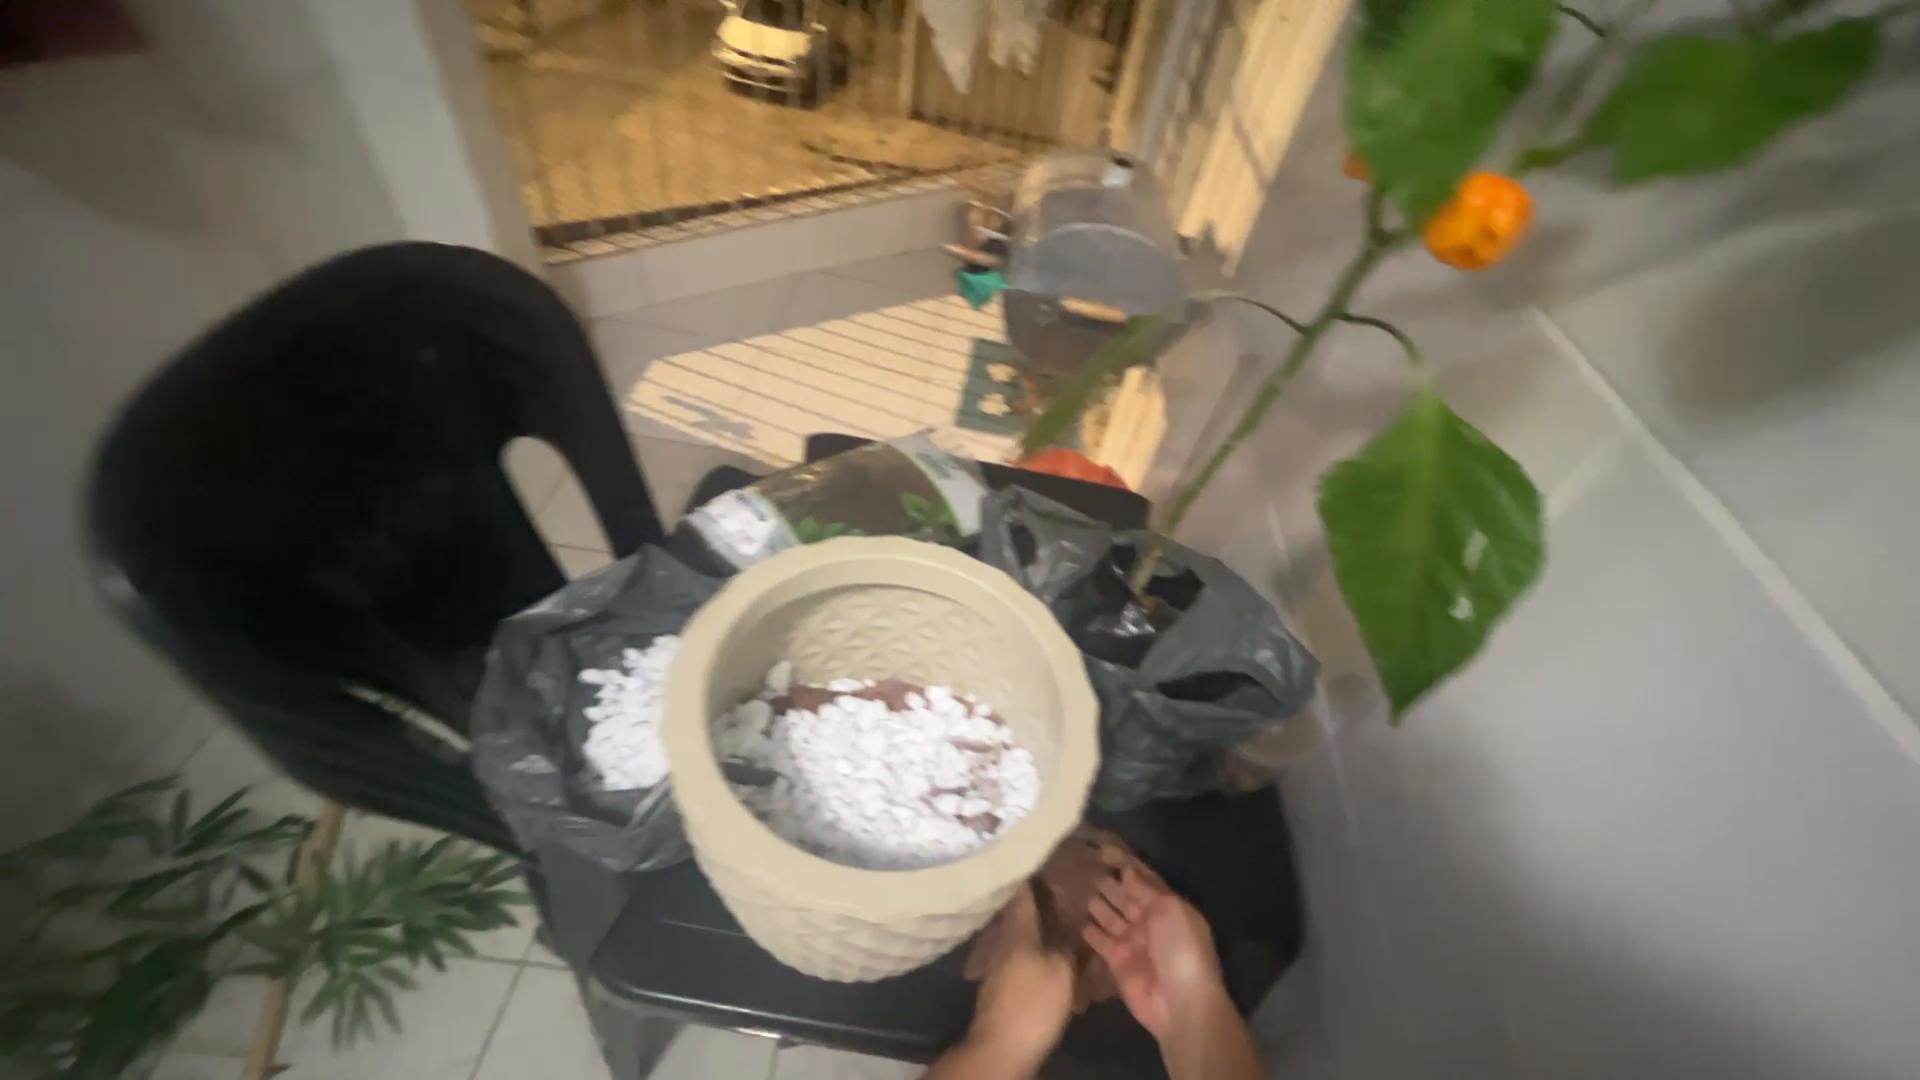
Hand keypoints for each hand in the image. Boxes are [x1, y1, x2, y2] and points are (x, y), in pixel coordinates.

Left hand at [966, 884, 1074, 1070]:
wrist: (1002, 1047)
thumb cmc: (1033, 1002)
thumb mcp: (1061, 972)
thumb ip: (1067, 946)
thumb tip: (1070, 925)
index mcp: (1018, 929)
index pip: (1023, 892)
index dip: (1034, 875)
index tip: (1046, 861)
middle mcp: (1003, 939)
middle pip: (1020, 912)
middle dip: (1038, 902)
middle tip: (1060, 891)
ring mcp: (998, 962)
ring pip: (1020, 935)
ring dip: (1037, 929)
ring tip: (1059, 925)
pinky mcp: (1000, 984)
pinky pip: (1019, 957)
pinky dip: (1033, 951)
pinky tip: (1047, 958)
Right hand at [1083, 866, 1224, 1040]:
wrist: (1180, 1002)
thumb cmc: (1179, 948)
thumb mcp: (1169, 908)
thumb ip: (1146, 887)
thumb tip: (1127, 868)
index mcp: (1167, 907)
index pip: (1144, 881)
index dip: (1126, 866)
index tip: (1104, 850)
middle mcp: (1149, 922)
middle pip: (1125, 898)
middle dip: (1109, 883)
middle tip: (1085, 866)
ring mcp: (1133, 943)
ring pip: (1111, 917)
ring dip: (1098, 903)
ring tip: (1077, 886)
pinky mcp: (1117, 962)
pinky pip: (1100, 941)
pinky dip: (1089, 930)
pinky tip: (1075, 917)